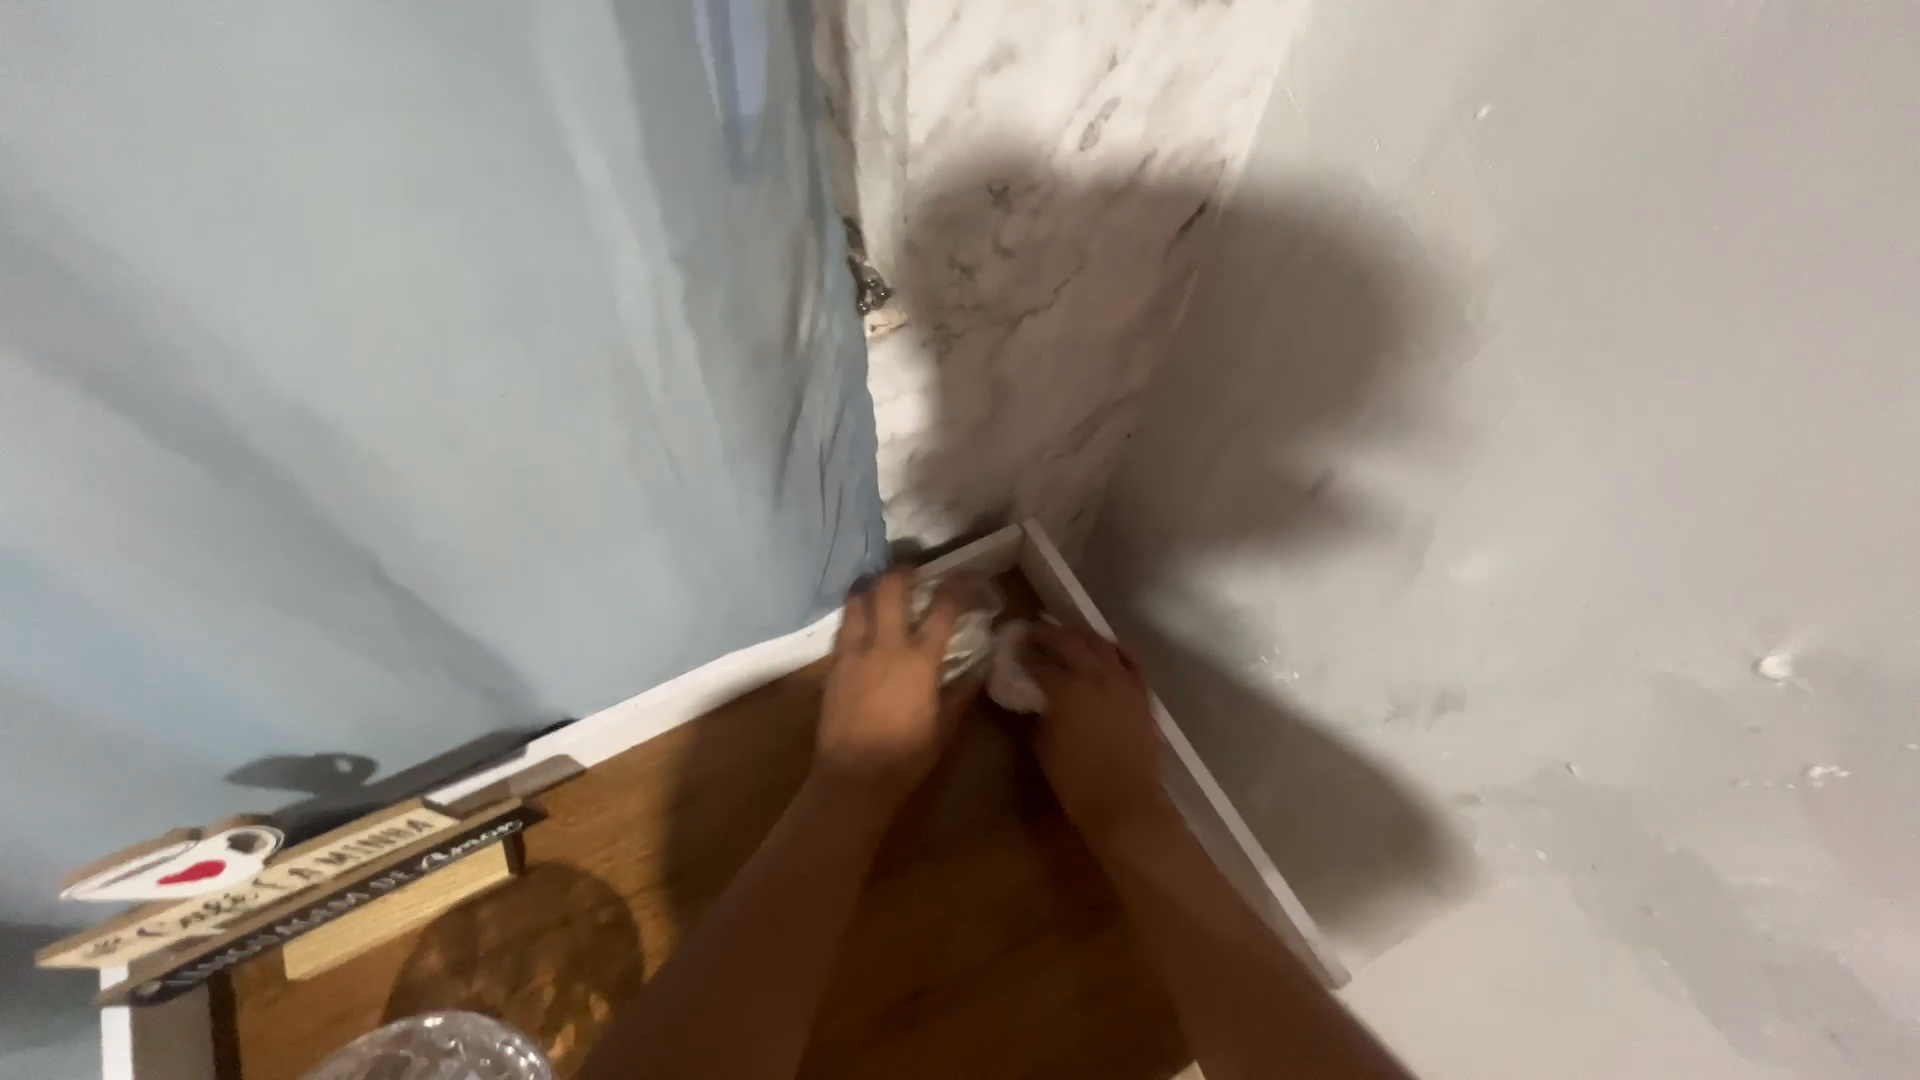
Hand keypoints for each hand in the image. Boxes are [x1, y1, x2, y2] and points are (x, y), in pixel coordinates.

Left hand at [814, 569, 962, 812]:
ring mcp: (854, 651)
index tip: (968, 578)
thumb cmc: (907, 756)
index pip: (943, 608)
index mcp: (920, 659)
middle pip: (891, 587)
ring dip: (872, 587)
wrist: (854, 778)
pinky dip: (855, 614)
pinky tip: (862, 622)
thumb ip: (962, 691)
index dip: (959, 586)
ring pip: (858, 599)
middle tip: (915, 572)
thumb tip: (980, 666)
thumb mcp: (945, 726)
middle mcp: (886, 644)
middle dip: (904, 571)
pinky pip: (844, 626)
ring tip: (882, 590)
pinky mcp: (833, 664)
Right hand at [1023, 622, 1169, 838]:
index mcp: (1067, 690)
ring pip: (1101, 644)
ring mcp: (1123, 682)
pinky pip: (1132, 660)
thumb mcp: (1043, 747)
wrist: (1126, 804)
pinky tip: (1106, 647)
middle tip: (1033, 631)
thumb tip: (1032, 697)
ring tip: (1065, 634)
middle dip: (1048, 633)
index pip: (1039, 661)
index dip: (1024, 652)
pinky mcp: (1142, 694)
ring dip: (1080, 635)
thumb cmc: (1076, 782)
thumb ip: (1036, 715)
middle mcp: (1096, 677)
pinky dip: (1117, 649)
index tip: (1013, 646)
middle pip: (1069, 641)